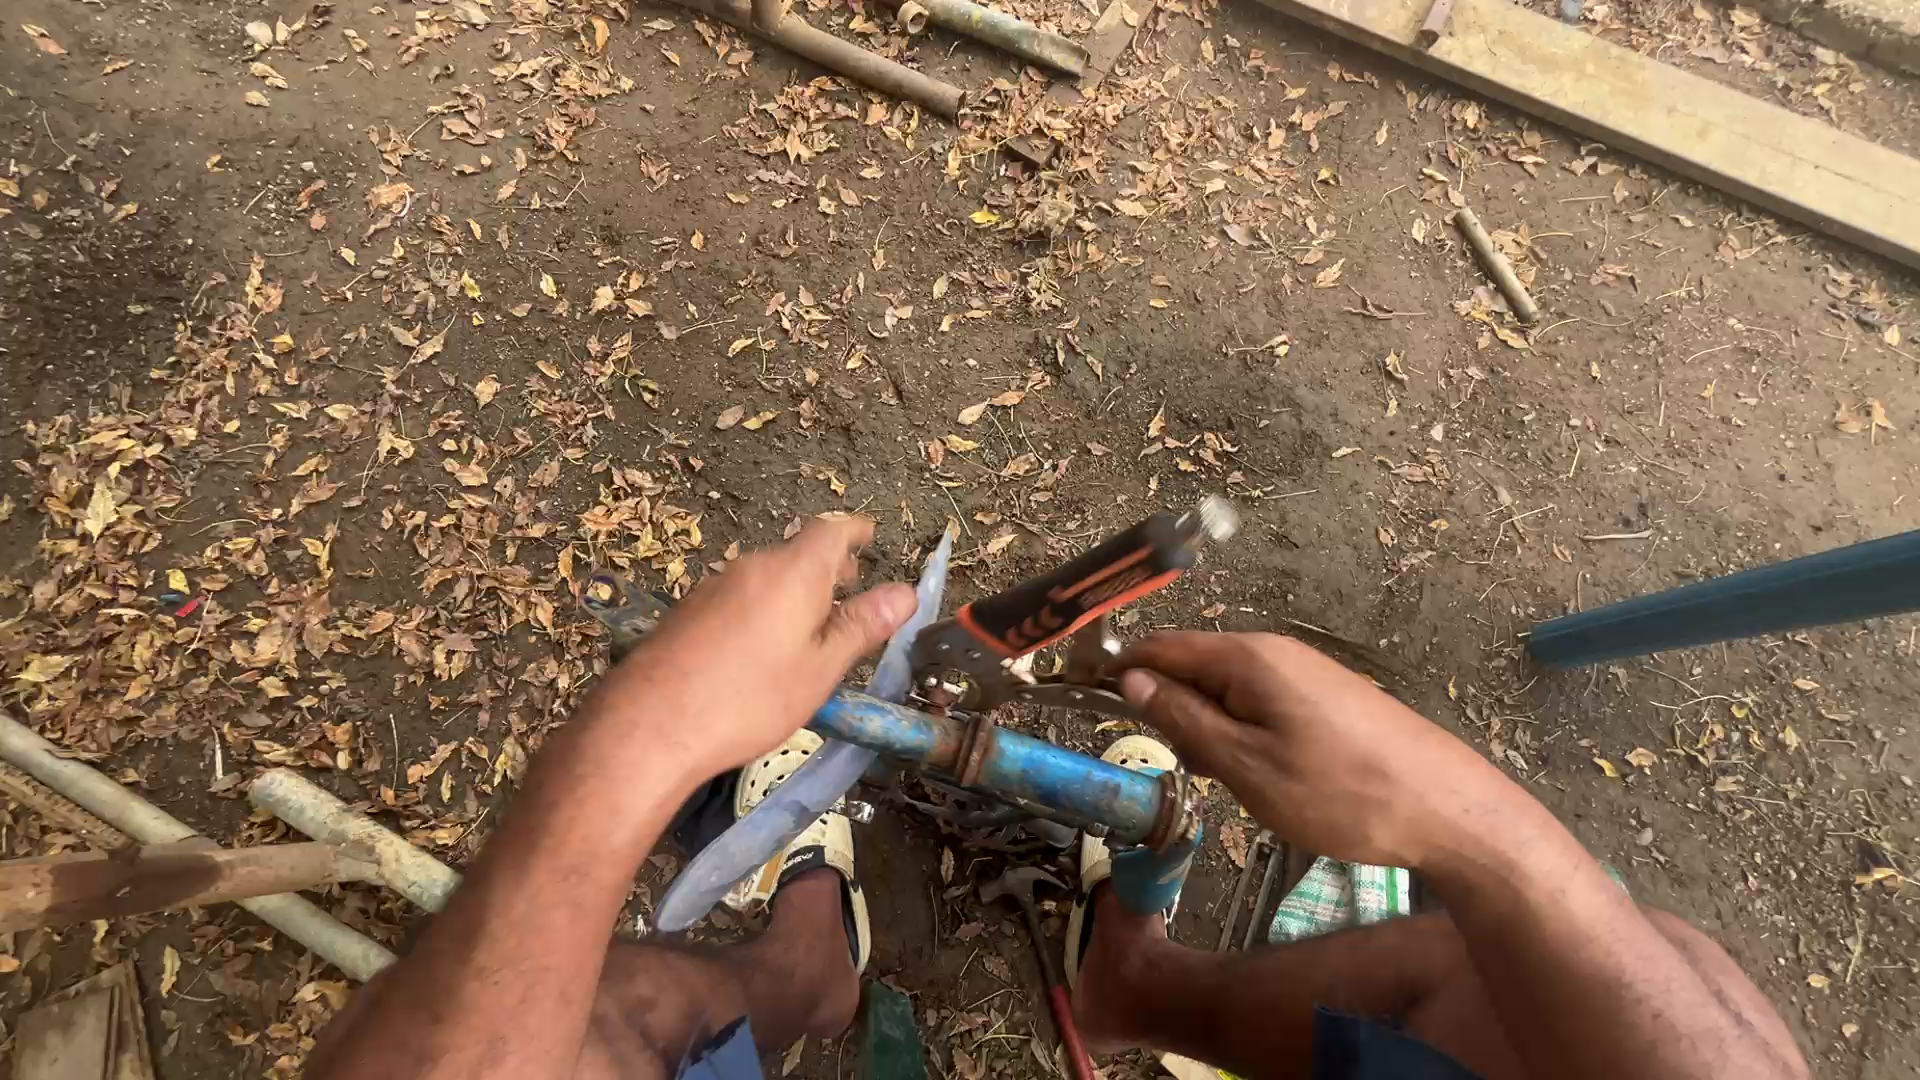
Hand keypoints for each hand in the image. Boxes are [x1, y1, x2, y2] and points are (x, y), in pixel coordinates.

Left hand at [586, 515, 915, 780]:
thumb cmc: (750, 697)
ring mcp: (713, 587)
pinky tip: (763, 646)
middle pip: (797, 552)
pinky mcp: (688, 612)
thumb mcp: (820, 667)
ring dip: (796, 589)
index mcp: (793, 572)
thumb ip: (863, 625)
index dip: (854, 531)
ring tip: (813, 622)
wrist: (647, 726)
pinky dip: (765, 606)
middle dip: (829, 565)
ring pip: (767, 576)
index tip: (870, 534)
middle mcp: (752, 567)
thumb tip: (906, 592)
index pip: (830, 530)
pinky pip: (740, 596)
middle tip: (851, 585)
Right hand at [1115, 632, 1521, 869]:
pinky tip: (1262, 770)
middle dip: (1171, 706)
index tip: (1088, 698)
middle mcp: (1272, 650)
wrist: (1453, 812)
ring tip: (1228, 777)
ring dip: (1207, 723)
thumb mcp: (1247, 765)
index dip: (1120, 669)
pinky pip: (1257, 698)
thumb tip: (1130, 680)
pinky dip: (1240, 728)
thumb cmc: (1340, 793)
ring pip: (1225, 685)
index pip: (1161, 647)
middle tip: (1180, 763)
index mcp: (1247, 657)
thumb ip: (1183, 718)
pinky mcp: (1323, 692)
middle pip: (1193, 664)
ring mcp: (1302, 669)